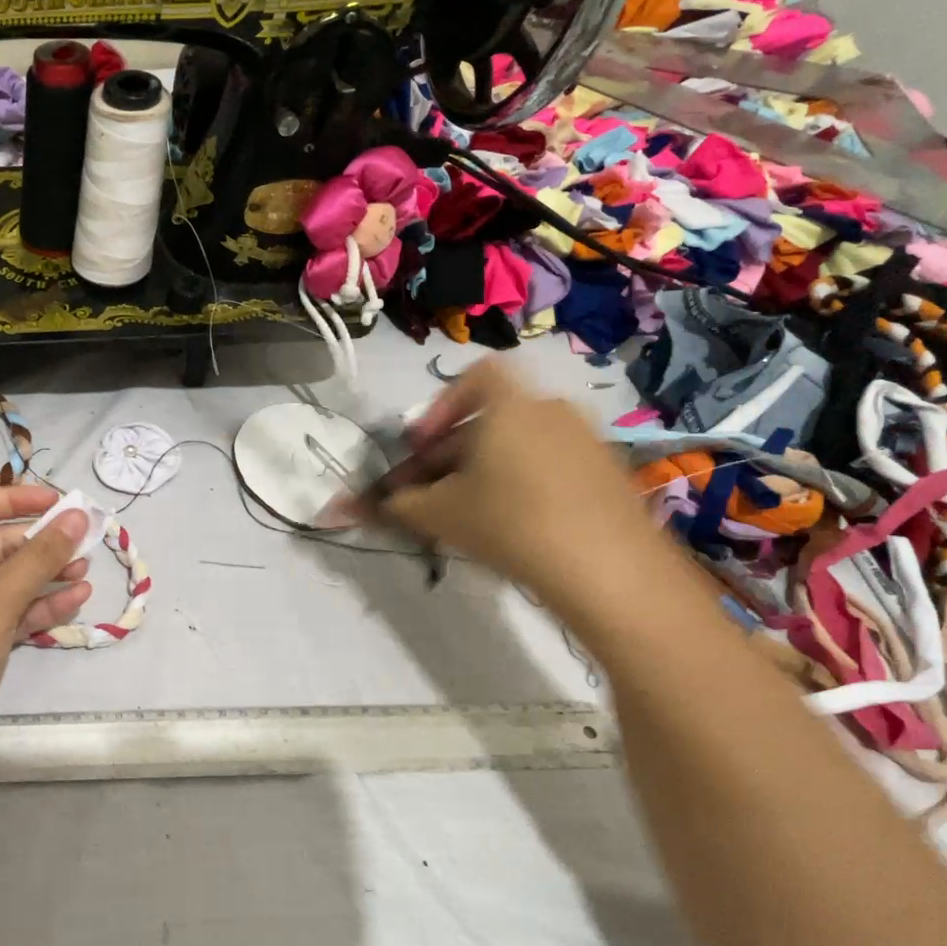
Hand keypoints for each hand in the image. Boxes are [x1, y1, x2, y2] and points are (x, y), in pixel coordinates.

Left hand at [0, 487, 91, 758]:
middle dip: (39, 541)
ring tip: (88, 567)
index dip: (14, 498)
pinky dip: (42, 605)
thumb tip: (78, 516)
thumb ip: (40, 557)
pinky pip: (13, 613)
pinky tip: (78, 598)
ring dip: (46, 572)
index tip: (58, 502)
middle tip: (87, 538)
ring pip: (9, 581)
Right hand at [369, 359, 662, 597]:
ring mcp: (586, 440)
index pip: (475, 376)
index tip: (421, 448)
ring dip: (482, 470)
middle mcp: (551, 409)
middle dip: (449, 453)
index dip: (440, 406)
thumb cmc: (509, 522)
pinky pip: (548, 463)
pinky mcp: (607, 474)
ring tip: (464, 512)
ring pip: (517, 443)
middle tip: (426, 493)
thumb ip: (386, 505)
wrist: (609, 569)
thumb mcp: (434, 513)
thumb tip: (338, 508)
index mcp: (509, 404)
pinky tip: (508, 524)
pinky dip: (520, 482)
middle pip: (489, 418)